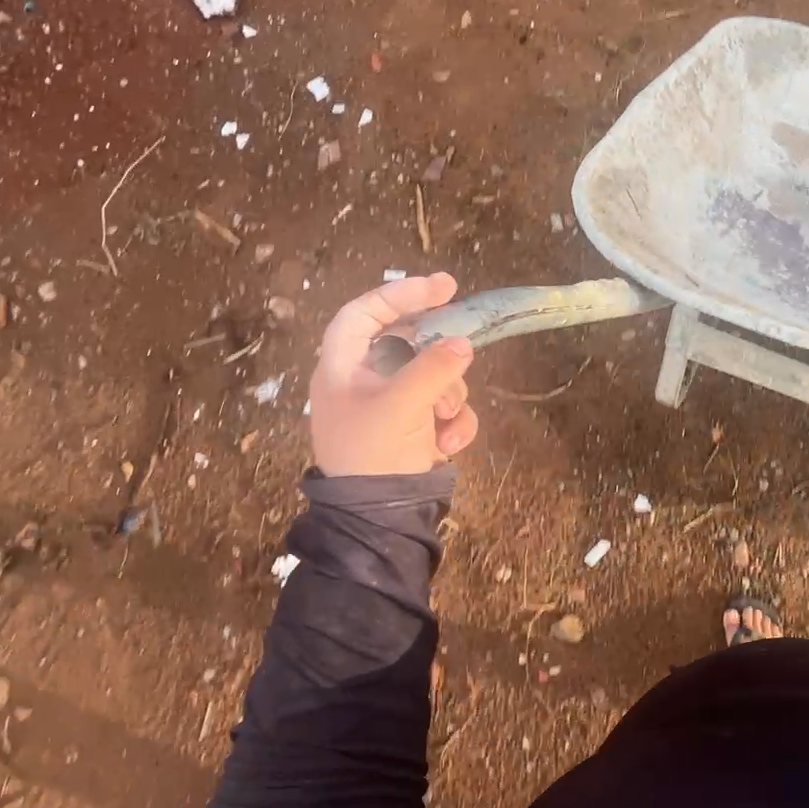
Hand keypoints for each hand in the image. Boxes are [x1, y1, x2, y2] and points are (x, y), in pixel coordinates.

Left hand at [310, 274, 479, 476]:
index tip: (445, 287)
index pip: (365, 313)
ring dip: (450, 395)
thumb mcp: (402, 405)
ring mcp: (393, 407)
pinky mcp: (416, 429)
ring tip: (444, 420)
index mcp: (342, 369)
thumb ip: (434, 368)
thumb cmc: (374, 455)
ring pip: (435, 376)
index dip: (402, 294)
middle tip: (466, 346)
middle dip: (438, 356)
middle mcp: (364, 382)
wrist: (380, 521)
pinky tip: (448, 443)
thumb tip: (463, 343)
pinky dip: (453, 422)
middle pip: (409, 344)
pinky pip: (445, 408)